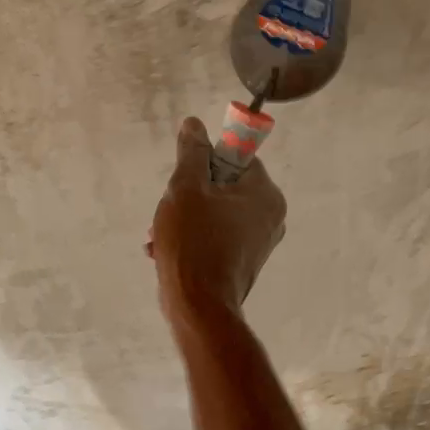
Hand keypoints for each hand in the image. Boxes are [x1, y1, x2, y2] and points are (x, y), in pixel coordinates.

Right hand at [147, 117, 287, 331]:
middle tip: (168, 208)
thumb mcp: (186, 188)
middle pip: (223, 185)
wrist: (197, 306)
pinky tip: (163, 250)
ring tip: (159, 234)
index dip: (205, 161)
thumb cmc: (193, 239)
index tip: (184, 178)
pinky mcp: (243, 263)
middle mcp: (270, 217)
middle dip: (189, 194)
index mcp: (265, 194)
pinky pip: (215, 237)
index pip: (237, 157)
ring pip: (215, 212)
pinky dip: (192, 238)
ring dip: (184, 217)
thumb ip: (191, 153)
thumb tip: (194, 123)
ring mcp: (258, 243)